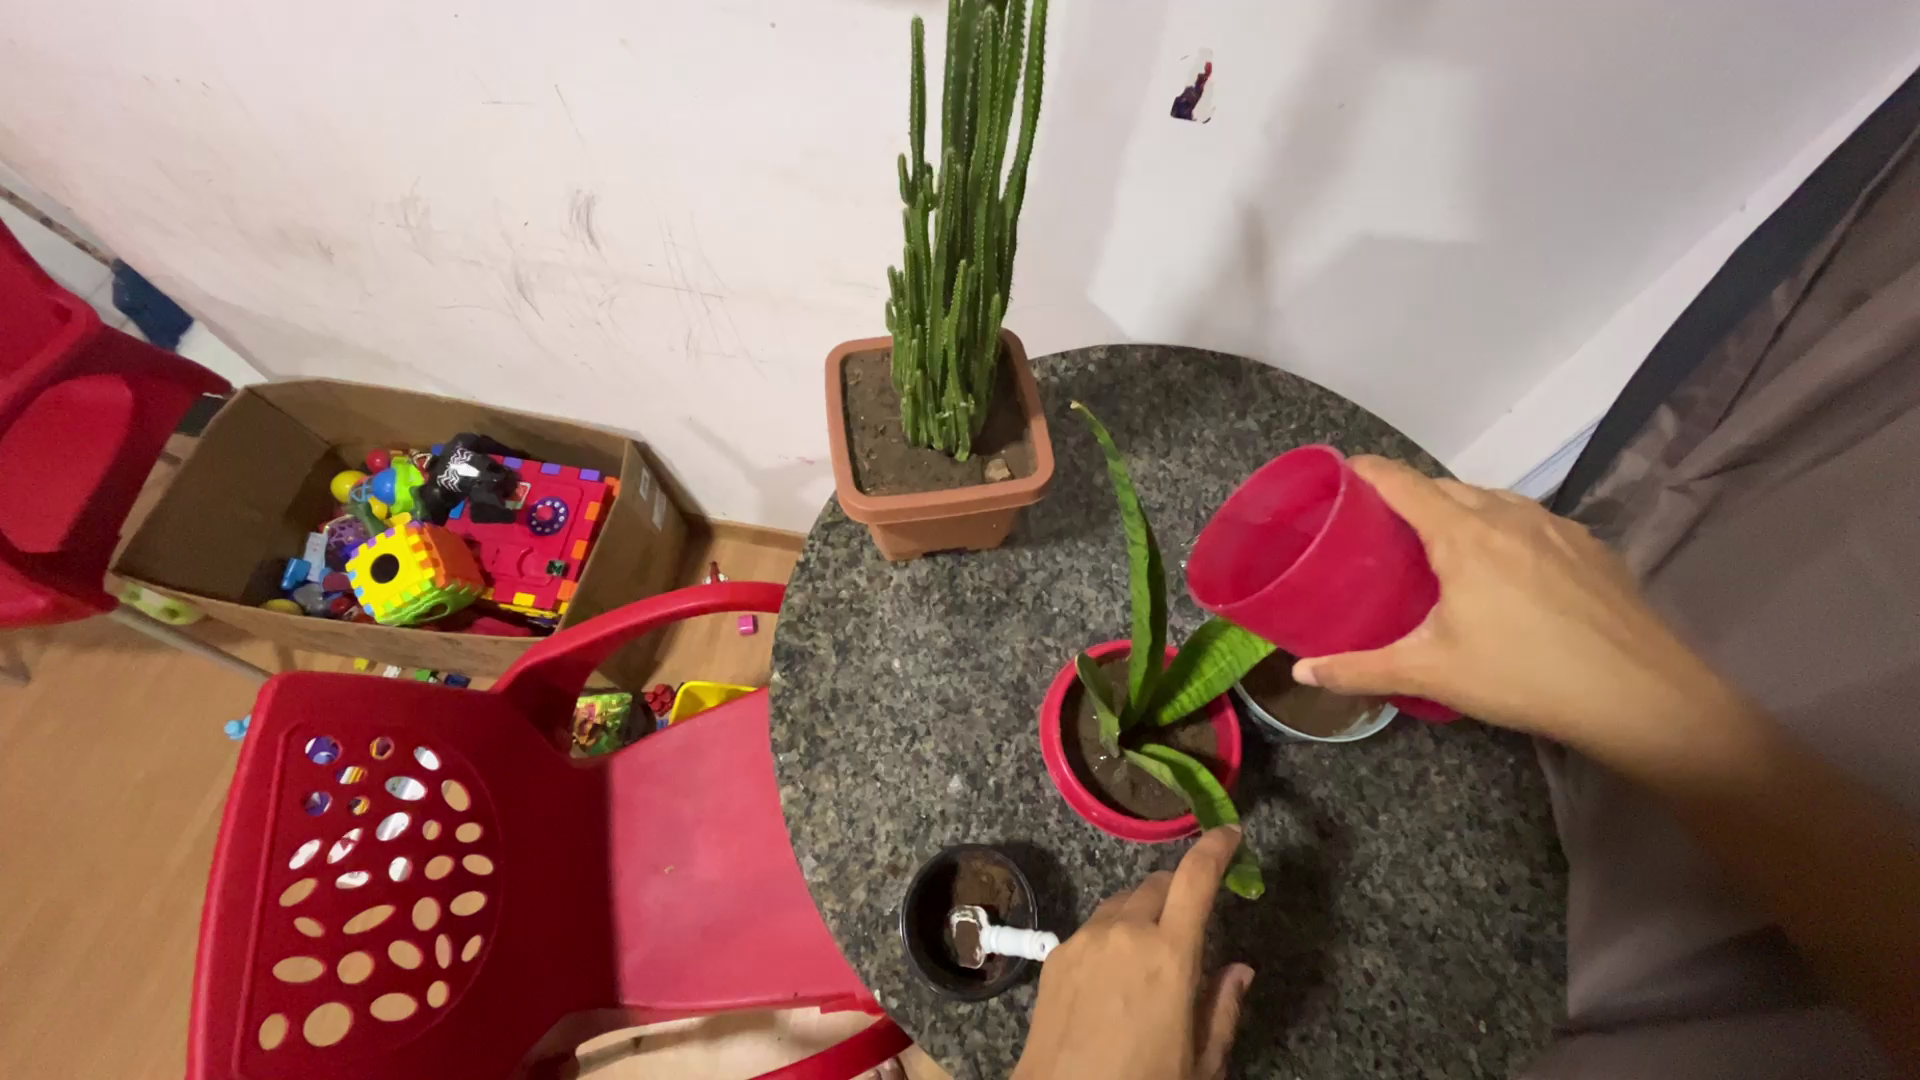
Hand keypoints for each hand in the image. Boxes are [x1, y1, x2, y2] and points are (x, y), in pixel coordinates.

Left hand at [1011, 827, 1253, 1079]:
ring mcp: (1086, 938)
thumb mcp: (1201, 1063)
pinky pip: (1094, 926)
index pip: (1196, 880)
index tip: (1230, 832)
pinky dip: (1113, 934)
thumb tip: (1240, 968)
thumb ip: (1223, 1007)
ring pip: (1123, 902)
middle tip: (1192, 919)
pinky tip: (1114, 976)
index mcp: (1170, 955)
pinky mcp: (1058, 952)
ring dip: (1144, 912)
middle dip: (1180, 891)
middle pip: (1158, 885)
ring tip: (1152, 954)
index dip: (1215, 848)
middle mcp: (1125, 931)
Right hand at [1292, 457, 1743, 752]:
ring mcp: (1557, 528)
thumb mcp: (1429, 672)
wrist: (1646, 700)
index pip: (1402, 482)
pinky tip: (1500, 562)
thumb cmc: (1524, 676)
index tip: (1339, 472)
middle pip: (1444, 485)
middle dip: (1406, 492)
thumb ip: (1358, 669)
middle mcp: (1508, 516)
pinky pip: (1528, 517)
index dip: (1366, 470)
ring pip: (1490, 498)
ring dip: (1455, 506)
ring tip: (1433, 538)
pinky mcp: (1590, 547)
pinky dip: (1499, 524)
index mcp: (1463, 536)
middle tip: (1375, 522)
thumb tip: (1301, 673)